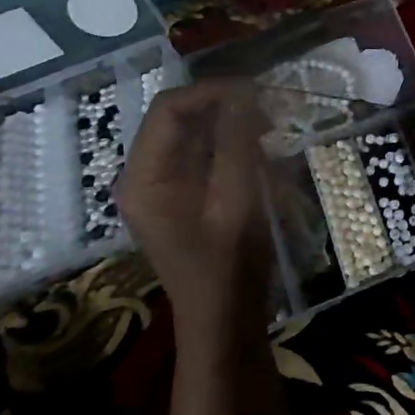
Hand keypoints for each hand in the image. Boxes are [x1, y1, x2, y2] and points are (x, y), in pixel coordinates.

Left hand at [118, 80, 270, 332]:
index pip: (168, 109)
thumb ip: (236, 144)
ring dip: (231, 128)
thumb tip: (242, 93)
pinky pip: (203, 157)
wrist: (224, 323)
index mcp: (143, 177)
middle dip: (224, 109)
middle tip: (270, 110)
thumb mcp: (237, 203)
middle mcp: (143, 175)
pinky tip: (261, 156)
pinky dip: (231, 150)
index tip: (256, 92)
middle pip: (179, 119)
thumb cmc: (228, 269)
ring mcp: (161, 186)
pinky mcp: (180, 197)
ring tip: (271, 131)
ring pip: (194, 135)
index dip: (211, 92)